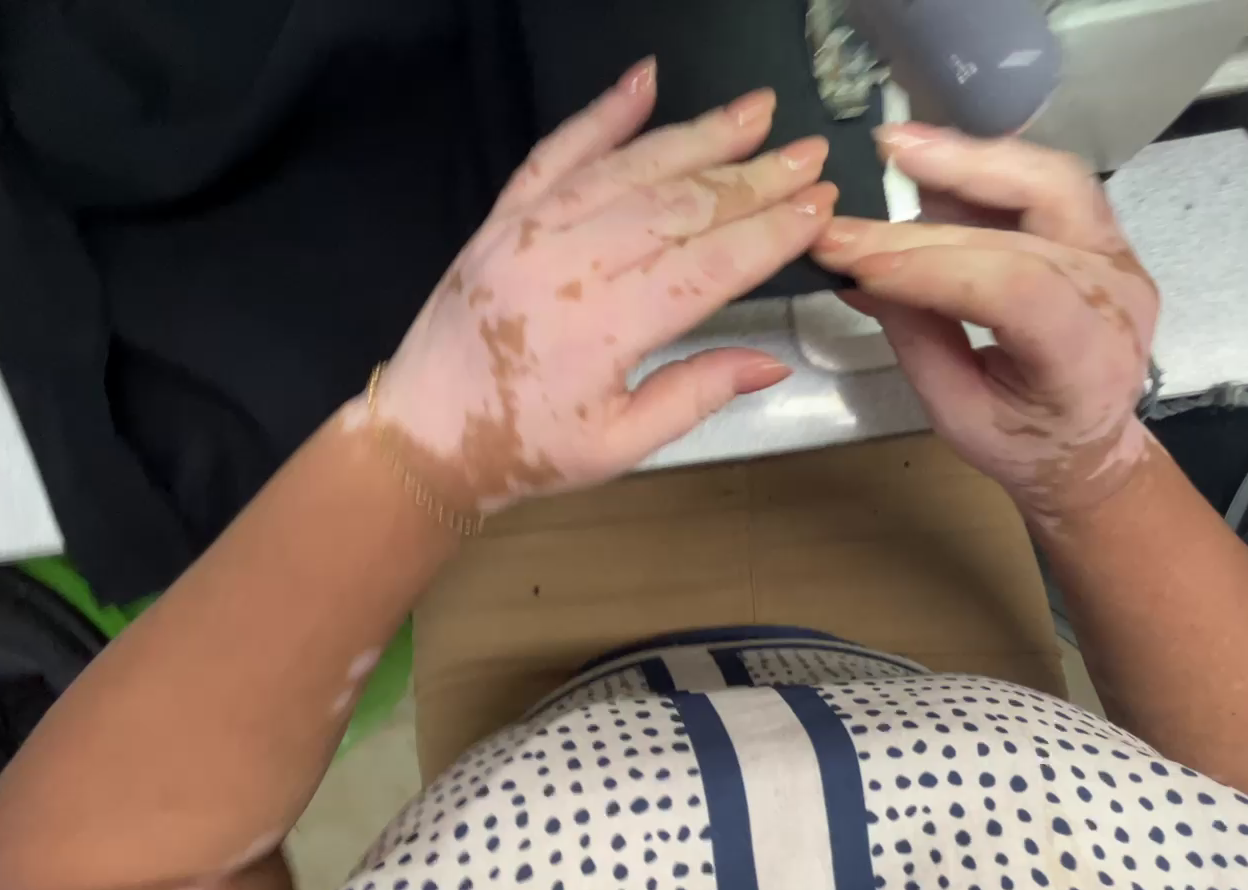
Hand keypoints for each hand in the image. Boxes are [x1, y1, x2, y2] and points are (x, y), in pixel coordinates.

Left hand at [348, 58, 837, 513]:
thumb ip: (695, 396)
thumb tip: (773, 361)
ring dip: (698, 136)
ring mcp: (528, 231)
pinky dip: (603, 113)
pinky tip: (645, 80)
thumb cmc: (528, 451)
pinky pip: (557, 152)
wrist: (427, 435)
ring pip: (628, 169)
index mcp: (602, 330)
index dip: (769, 234)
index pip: (707, 266)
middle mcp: (567, 265)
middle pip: (678, 206)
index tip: (820, 207)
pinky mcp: (502, 217)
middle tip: (810, 154)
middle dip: (752, 179)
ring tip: (756, 112)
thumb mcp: (621, 446)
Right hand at [810, 123, 1157, 522]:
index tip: (857, 261)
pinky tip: (932, 162)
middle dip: (930, 208)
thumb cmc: (1020, 447)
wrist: (1087, 447)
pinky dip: (985, 169)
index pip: (1014, 291)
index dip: (932, 269)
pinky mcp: (1101, 235)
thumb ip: (916, 342)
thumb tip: (859, 277)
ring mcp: (1117, 255)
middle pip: (1028, 222)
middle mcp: (1117, 292)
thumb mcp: (956, 415)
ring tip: (900, 145)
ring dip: (968, 158)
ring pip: (1048, 180)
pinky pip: (1046, 183)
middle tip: (859, 191)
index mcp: (1085, 359)